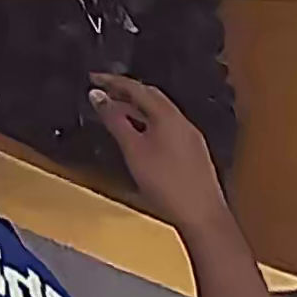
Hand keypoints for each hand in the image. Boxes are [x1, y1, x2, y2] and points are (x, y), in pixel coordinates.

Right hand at [90, 73, 230, 232]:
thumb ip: (114, 120)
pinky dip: (147, 121)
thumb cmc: (165, 182)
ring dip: (135, 107)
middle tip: (103, 92)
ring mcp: (189, 135)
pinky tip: (137, 133)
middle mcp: (180, 120)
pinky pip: (165, 125)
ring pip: (158, 111)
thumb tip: (97, 95)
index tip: (93, 78)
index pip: (136, 88)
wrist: (203, 218)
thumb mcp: (133, 149)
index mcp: (166, 114)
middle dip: (125, 91)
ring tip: (114, 111)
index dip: (112, 81)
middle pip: (150, 96)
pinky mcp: (192, 151)